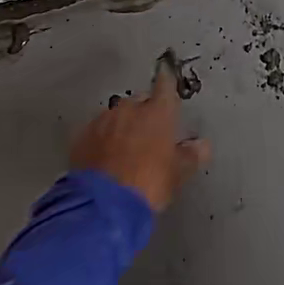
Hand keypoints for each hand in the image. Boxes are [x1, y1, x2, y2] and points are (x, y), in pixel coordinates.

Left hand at [69, 61, 210, 211]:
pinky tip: (105, 158)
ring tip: (124, 150)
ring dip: (122, 126)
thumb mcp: (177, 174)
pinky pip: (97, 131)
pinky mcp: (82, 137)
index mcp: (158, 112)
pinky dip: (102, 139)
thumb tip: (202, 146)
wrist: (102, 206)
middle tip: (148, 136)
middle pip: (140, 102)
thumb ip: (190, 156)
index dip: (167, 82)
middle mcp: (130, 109)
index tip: (167, 78)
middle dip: (144, 114)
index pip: (165, 86)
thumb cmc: (147, 184)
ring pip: (117, 116)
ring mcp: (103, 121)